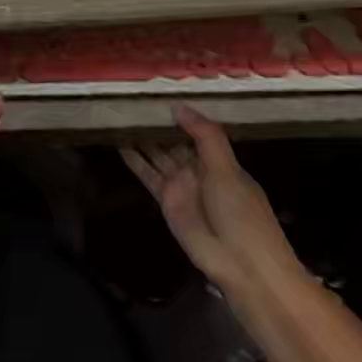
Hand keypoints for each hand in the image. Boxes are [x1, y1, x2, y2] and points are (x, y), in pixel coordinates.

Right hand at [121, 106, 300, 288]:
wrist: (243, 266)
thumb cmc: (243, 215)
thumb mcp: (228, 171)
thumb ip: (206, 137)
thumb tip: (178, 106)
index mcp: (220, 162)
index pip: (196, 131)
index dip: (179, 115)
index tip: (157, 94)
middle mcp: (198, 169)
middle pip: (173, 141)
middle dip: (155, 124)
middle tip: (130, 100)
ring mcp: (181, 185)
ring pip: (156, 154)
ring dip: (140, 138)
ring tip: (118, 116)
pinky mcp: (165, 200)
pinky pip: (146, 174)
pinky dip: (133, 159)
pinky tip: (118, 142)